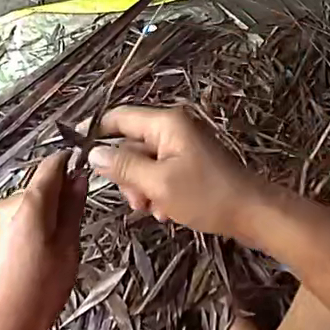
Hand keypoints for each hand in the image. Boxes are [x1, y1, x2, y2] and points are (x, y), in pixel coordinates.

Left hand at [0, 151, 84, 329]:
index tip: (79, 172)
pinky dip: (16, 241)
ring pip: (19, 212)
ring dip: (34, 225)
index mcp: (30, 203)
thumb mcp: (67, 253)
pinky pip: (3, 231)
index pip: (52, 165)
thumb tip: (78, 181)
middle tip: (68, 236)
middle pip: (36, 191)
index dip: (69, 165)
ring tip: (43, 263)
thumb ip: (73, 210)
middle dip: (54, 204)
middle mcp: (3, 207)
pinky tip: (21, 272)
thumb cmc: (29, 300)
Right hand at [88, 106, 284, 242]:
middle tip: (137, 201)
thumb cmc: (206, 196)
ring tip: (155, 209)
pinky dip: (158, 190)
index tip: (76, 150)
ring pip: (145, 162)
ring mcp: (183, 144)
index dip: (96, 131)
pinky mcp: (191, 161)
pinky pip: (161, 172)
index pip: (119, 117)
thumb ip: (124, 167)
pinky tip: (168, 210)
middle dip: (127, 175)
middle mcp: (173, 127)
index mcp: (166, 123)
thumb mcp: (158, 184)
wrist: (252, 212)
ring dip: (143, 187)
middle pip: (131, 144)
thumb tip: (93, 152)